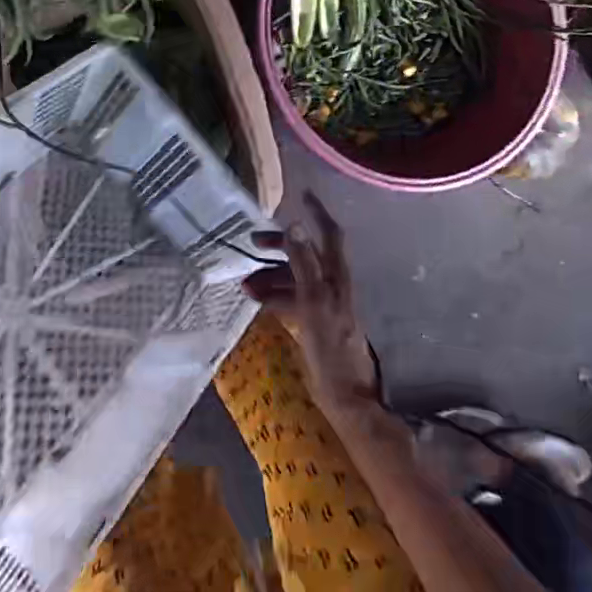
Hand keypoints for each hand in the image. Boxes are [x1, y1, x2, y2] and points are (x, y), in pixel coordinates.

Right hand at [241, 192, 379, 415]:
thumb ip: (303, 263)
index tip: (301, 194)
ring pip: (294, 278)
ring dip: (271, 275)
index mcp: (335, 276)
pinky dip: (275, 296)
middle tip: (254, 242)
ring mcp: (323, 304)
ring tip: (245, 283)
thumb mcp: (314, 302)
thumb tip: (294, 225)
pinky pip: (291, 299)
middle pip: (305, 254)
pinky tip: (257, 302)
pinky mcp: (315, 323)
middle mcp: (331, 284)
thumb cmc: (331, 347)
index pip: (328, 234)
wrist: (346, 397)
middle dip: (281, 246)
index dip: (317, 212)